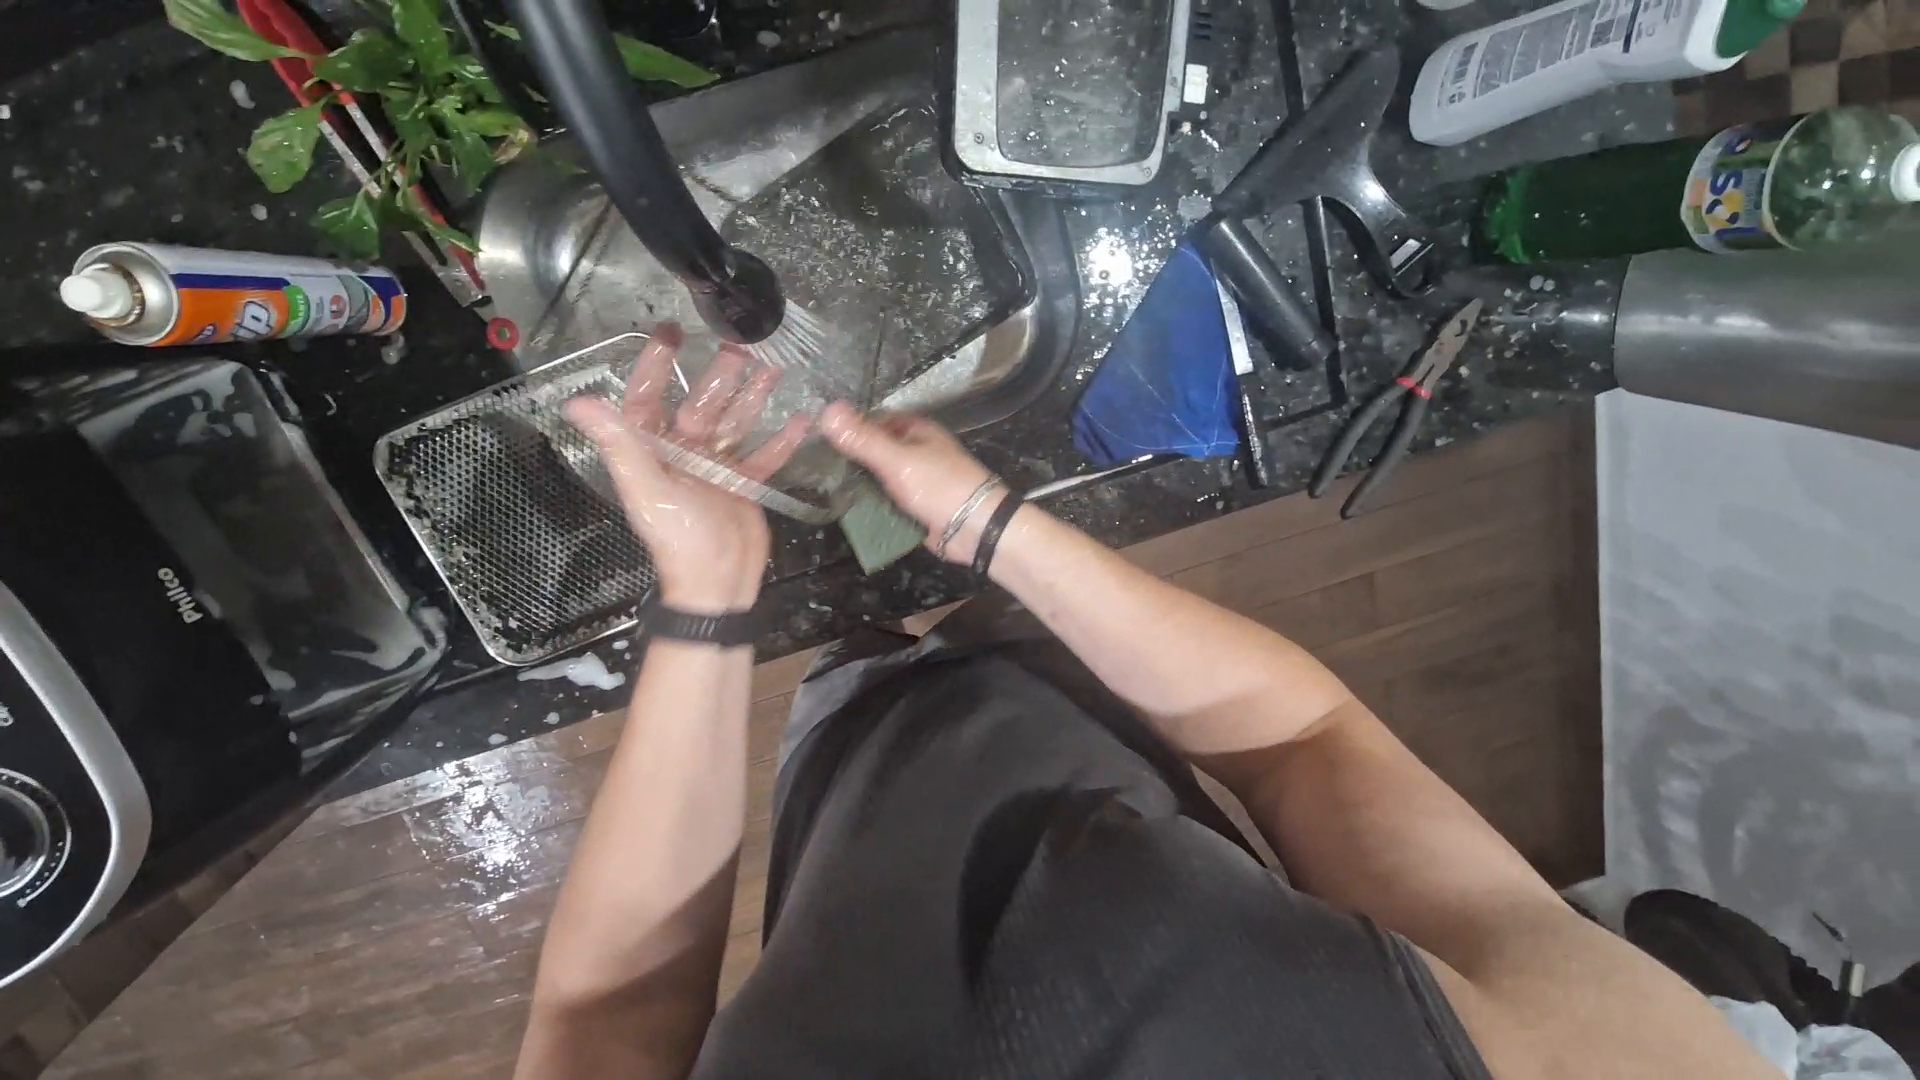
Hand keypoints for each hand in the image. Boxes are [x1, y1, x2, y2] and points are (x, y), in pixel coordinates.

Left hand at [566, 325, 810, 613]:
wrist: (718, 585)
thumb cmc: (680, 540)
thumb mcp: (648, 491)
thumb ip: (621, 445)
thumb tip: (577, 403)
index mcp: (653, 452)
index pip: (648, 400)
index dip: (655, 367)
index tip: (671, 333)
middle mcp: (683, 454)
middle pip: (700, 404)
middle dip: (720, 374)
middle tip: (741, 343)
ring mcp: (717, 468)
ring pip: (735, 422)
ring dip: (754, 396)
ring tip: (774, 367)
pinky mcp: (745, 483)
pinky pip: (764, 455)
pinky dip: (782, 439)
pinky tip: (802, 420)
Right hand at [818, 403, 1006, 564]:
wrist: (976, 529)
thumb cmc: (941, 487)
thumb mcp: (899, 460)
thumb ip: (863, 439)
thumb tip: (827, 409)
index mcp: (914, 430)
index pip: (870, 421)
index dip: (844, 428)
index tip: (811, 437)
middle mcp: (913, 451)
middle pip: (871, 450)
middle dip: (846, 458)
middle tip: (807, 465)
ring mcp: (913, 480)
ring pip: (875, 477)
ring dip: (854, 482)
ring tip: (815, 486)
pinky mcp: (912, 506)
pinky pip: (883, 500)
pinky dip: (867, 503)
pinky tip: (841, 506)